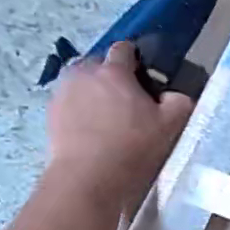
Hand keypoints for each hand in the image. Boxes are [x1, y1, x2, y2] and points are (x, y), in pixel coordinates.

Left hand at [46, 42, 193, 207]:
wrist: (86, 180)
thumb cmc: (131, 149)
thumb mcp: (170, 126)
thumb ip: (179, 102)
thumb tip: (174, 95)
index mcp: (114, 71)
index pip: (124, 49)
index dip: (135, 61)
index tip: (143, 80)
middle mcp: (84, 73)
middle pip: (99, 64)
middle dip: (111, 77)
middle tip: (126, 103)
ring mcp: (63, 92)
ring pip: (81, 83)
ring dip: (92, 92)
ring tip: (105, 118)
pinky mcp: (50, 113)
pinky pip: (68, 103)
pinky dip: (78, 110)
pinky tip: (89, 132)